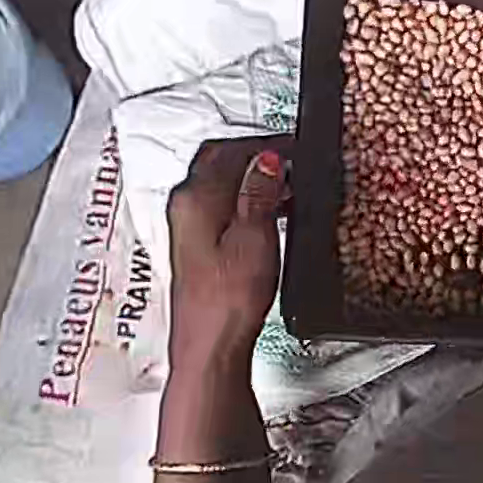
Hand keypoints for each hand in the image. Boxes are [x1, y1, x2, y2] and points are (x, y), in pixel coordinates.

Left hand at [166, 136, 289, 370]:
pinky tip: (273, 209)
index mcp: (195, 198)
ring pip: (221, 183)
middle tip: (293, 156)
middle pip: (218, 162)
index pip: (228, 151)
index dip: (262, 142)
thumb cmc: (231, 294)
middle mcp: (185, 205)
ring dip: (254, 176)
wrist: (211, 340)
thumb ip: (258, 195)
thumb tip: (267, 159)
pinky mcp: (200, 244)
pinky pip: (224, 204)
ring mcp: (190, 225)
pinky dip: (249, 197)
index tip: (296, 144)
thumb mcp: (254, 240)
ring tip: (291, 180)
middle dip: (255, 153)